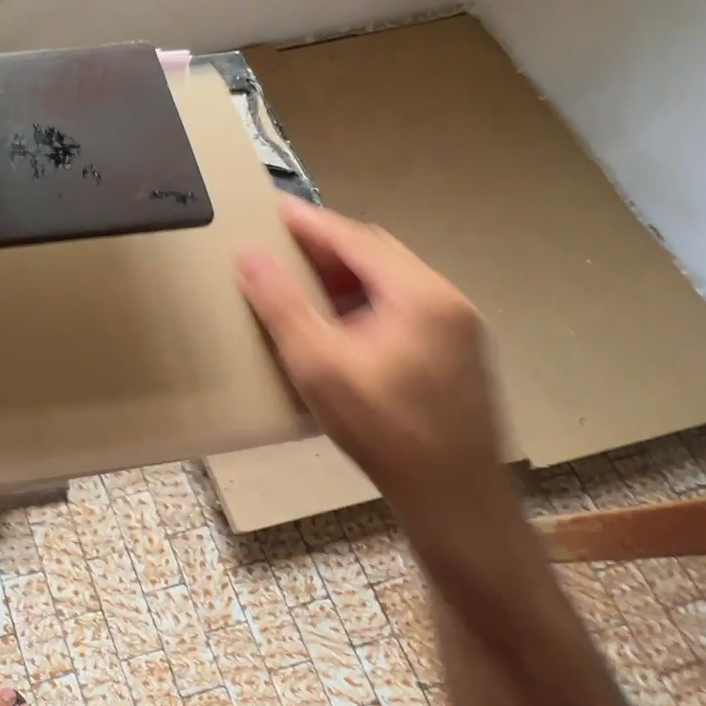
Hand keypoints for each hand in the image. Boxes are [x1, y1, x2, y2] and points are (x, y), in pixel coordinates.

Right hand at [236, 198, 509, 525]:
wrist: (454, 498)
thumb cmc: (383, 429)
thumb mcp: (318, 365)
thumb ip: (281, 306)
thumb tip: (248, 255)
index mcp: (421, 295)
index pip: (356, 238)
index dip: (309, 222)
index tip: (271, 208)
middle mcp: (447, 301)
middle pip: (377, 253)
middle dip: (325, 243)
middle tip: (278, 240)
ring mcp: (458, 328)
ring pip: (391, 279)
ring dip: (344, 271)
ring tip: (297, 275)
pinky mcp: (456, 353)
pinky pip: (402, 304)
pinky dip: (363, 296)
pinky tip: (335, 318)